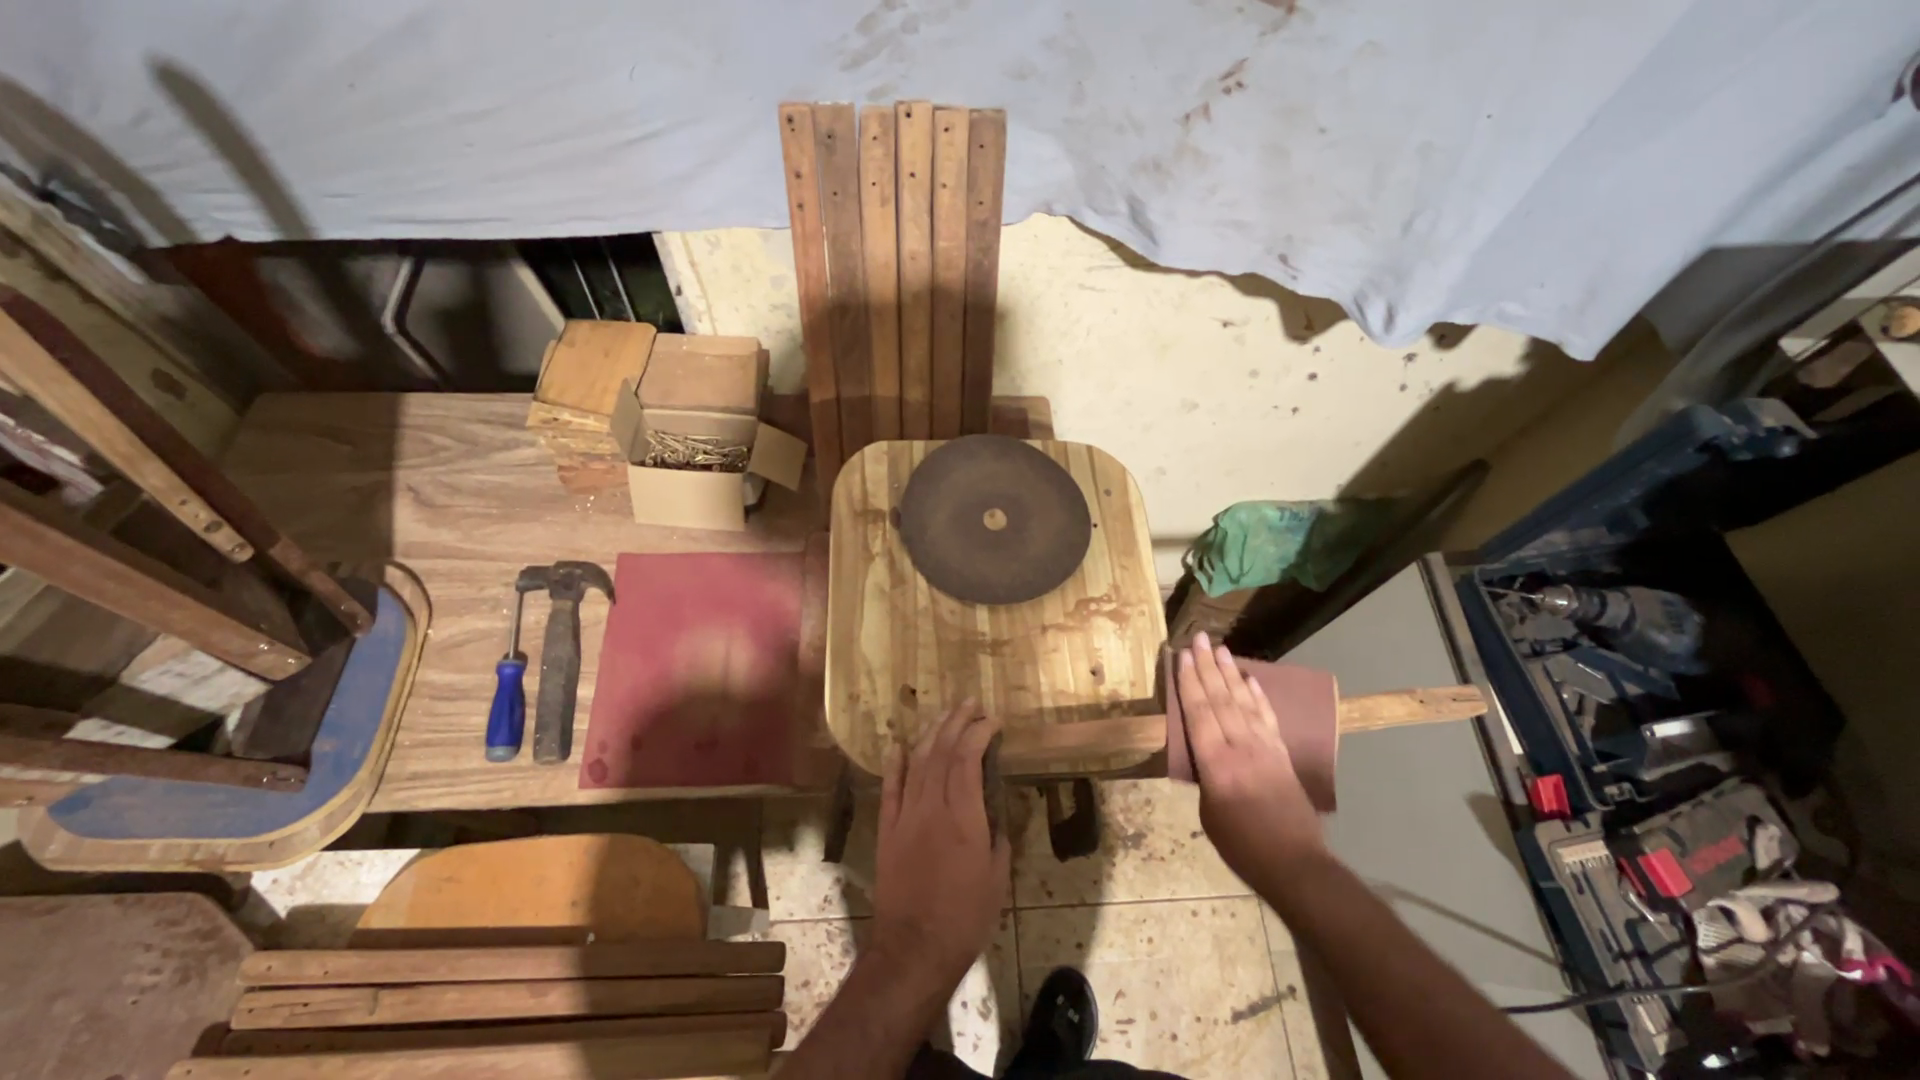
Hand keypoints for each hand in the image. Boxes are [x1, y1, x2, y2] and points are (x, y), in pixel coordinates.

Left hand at [869, 699, 1010, 992]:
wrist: (912, 948)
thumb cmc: (965, 918)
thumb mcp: (997, 878)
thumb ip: (998, 837)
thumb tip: (997, 812)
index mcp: (963, 817)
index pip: (967, 758)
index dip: (979, 733)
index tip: (992, 720)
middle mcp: (931, 807)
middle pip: (940, 752)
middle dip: (955, 723)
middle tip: (969, 704)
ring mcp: (905, 817)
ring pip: (916, 763)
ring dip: (930, 735)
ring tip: (944, 717)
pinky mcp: (887, 831)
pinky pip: (889, 789)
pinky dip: (895, 765)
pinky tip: (898, 747)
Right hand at [1181, 631, 1327, 884]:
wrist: (1294, 862)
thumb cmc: (1242, 845)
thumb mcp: (1209, 813)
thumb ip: (1206, 777)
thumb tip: (1204, 755)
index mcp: (1217, 764)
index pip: (1199, 713)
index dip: (1190, 682)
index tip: (1183, 655)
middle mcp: (1241, 747)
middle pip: (1221, 699)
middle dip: (1208, 667)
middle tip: (1199, 638)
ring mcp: (1265, 748)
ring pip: (1244, 702)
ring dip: (1230, 673)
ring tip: (1221, 649)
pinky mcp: (1282, 754)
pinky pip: (1266, 717)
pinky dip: (1258, 696)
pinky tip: (1251, 679)